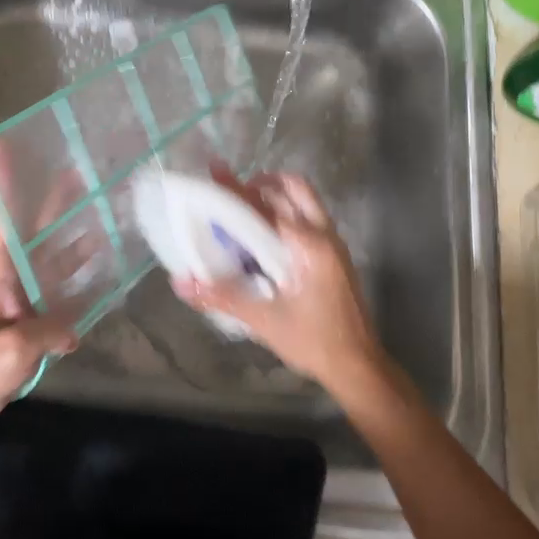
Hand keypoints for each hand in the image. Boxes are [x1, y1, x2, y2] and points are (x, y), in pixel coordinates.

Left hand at [0, 148, 77, 429]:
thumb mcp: (14, 347)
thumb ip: (48, 329)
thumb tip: (73, 329)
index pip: (3, 221)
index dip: (5, 185)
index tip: (5, 149)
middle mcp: (10, 280)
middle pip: (36, 234)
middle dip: (54, 204)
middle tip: (78, 174)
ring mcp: (20, 303)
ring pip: (51, 264)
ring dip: (73, 243)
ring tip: (101, 221)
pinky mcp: (27, 326)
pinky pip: (56, 299)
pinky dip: (76, 288)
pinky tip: (98, 283)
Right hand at [173, 168, 385, 391]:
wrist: (358, 366)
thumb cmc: (314, 341)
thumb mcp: (264, 320)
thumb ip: (222, 297)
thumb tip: (181, 283)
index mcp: (309, 245)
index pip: (267, 205)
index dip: (237, 189)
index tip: (215, 173)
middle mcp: (325, 236)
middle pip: (295, 189)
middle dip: (263, 183)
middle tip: (234, 193)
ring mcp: (334, 245)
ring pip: (306, 202)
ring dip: (277, 197)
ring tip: (245, 210)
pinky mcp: (335, 258)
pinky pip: (310, 220)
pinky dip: (287, 214)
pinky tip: (265, 238)